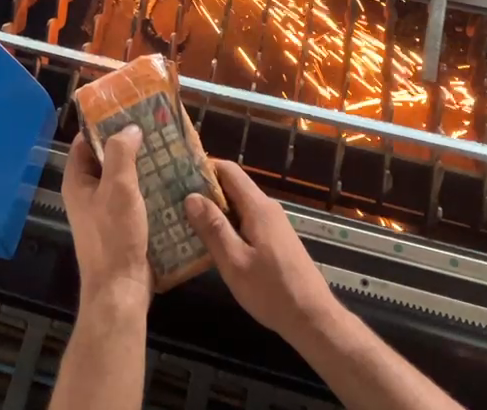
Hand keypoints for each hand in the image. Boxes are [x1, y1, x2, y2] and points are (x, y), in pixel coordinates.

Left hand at [63, 125, 151, 301]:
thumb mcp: (118, 188)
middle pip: (106, 158)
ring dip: (143, 166)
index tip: (127, 110)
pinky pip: (136, 198)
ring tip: (168, 148)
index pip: (84, 142)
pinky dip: (150, 188)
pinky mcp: (123, 226)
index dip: (102, 124)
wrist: (121, 290)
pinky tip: (171, 179)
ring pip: (124, 179)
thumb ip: (120, 153)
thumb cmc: (114, 236)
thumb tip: (129, 127)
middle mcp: (88, 194)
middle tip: (155, 127)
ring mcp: (105, 212)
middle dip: (129, 143)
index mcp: (77, 182)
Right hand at [185, 160, 339, 340]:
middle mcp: (266, 209)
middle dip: (204, 191)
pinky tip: (210, 243)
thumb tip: (191, 196)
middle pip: (233, 187)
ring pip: (238, 206)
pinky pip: (246, 222)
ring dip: (214, 211)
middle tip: (174, 200)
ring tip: (185, 220)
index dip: (204, 168)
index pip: (229, 170)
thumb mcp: (234, 262)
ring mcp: (272, 225)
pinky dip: (226, 225)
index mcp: (257, 207)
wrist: (313, 318)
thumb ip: (213, 228)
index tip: (178, 175)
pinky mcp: (274, 241)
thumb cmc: (271, 291)